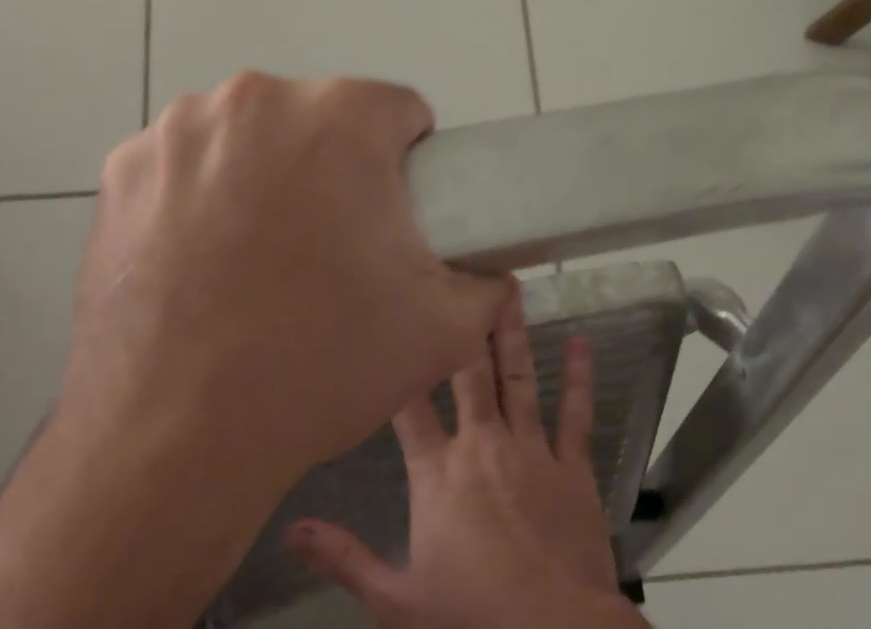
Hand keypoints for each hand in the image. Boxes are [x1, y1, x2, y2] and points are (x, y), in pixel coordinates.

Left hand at [62, 71, 509, 476]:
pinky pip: (186, 167)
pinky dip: (200, 197)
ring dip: (265, 176)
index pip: (399, 112)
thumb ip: (486, 284)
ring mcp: (177, 131)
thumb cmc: (321, 366)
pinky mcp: (122, 170)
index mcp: (338, 117)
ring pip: (249, 138)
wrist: (174, 437)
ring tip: (258, 260)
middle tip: (331, 247)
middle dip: (333, 167)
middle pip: (318, 119)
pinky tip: (200, 263)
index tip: (395, 216)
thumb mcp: (442, 330)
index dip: (410, 163)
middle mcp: (253, 99)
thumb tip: (489, 272)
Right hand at [286, 285, 646, 628]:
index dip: (398, 365)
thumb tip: (291, 529)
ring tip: (509, 288)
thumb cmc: (474, 612)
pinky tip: (580, 343)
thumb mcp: (397, 597)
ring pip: (517, 378)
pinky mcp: (571, 466)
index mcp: (437, 473)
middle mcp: (481, 445)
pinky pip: (575, 413)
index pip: (408, 407)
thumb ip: (344, 559)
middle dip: (461, 324)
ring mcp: (530, 450)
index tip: (390, 321)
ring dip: (511, 333)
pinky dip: (578, 377)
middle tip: (461, 275)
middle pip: (466, 373)